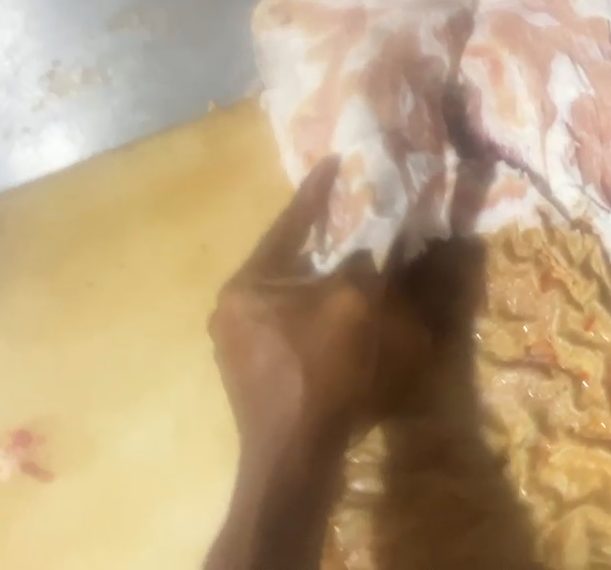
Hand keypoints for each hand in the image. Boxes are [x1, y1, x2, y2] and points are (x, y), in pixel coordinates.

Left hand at [205, 158, 383, 569]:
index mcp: (249, 284)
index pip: (289, 223)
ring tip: (359, 257)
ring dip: (327, 274)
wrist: (297, 452)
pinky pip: (294, 317)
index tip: (334, 159)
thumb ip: (369, 263)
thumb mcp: (360, 301)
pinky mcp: (256, 368)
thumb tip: (377, 246)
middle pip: (289, 257)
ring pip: (293, 289)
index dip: (317, 190)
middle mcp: (233, 308)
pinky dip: (321, 304)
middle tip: (354, 211)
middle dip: (325, 237)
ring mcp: (240, 342)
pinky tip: (347, 307)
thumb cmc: (326, 366)